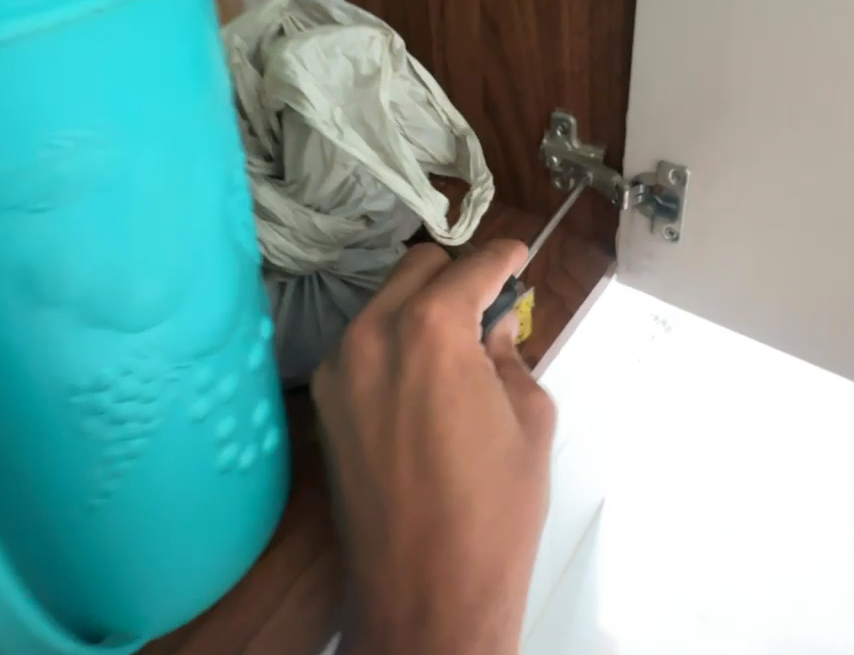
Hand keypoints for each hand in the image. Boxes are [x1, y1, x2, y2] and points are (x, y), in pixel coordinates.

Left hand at [313, 241, 557, 654]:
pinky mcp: (324, 400)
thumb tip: (493, 325)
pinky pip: (363, 342)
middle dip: (459, 275)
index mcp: (432, 329)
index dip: (504, 257)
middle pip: (420, 266)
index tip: (517, 258)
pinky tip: (419, 382)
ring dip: (423, 305)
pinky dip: (394, 340)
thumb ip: (509, 352)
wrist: (426, 596)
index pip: (473, 265)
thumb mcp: (529, 417)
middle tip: (487, 310)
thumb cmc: (494, 509)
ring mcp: (339, 366)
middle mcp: (373, 332)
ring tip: (454, 349)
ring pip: (385, 299)